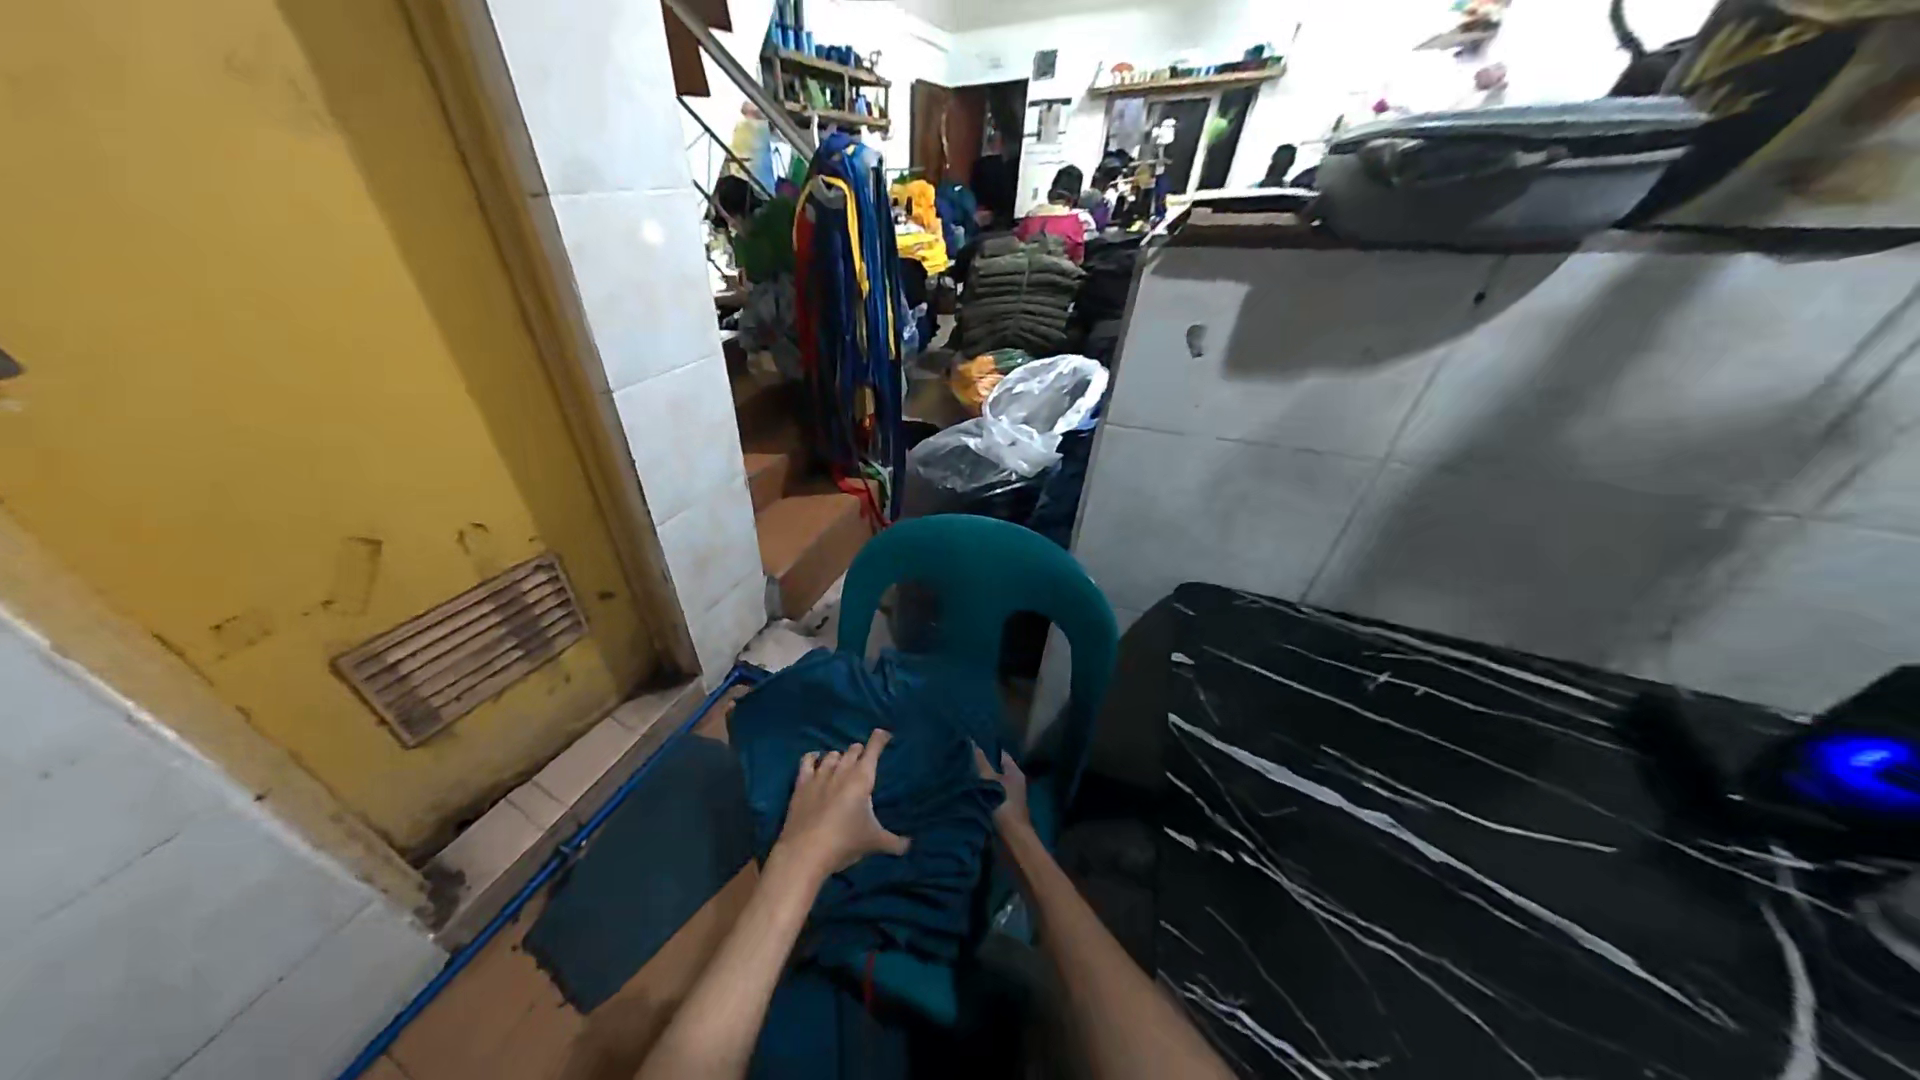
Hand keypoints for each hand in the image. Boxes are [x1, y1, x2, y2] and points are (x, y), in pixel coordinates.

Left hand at [774, 730, 909, 879]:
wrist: (805, 852)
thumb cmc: (845, 842)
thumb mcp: (875, 842)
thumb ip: (895, 842)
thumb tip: (909, 845)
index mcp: (862, 778)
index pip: (873, 749)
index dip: (880, 738)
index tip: (885, 734)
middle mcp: (842, 770)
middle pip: (854, 749)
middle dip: (861, 751)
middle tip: (865, 760)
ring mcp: (820, 775)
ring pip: (833, 754)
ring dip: (841, 757)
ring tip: (843, 765)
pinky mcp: (801, 783)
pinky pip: (807, 760)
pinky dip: (813, 757)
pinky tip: (816, 758)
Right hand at [973, 744, 1030, 834]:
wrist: (1010, 836)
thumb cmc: (1002, 804)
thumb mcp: (989, 780)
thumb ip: (981, 762)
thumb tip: (974, 743)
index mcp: (1014, 771)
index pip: (1000, 753)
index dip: (987, 748)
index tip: (971, 746)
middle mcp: (1014, 780)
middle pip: (996, 768)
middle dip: (982, 764)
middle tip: (964, 759)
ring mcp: (1009, 795)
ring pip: (992, 781)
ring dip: (981, 779)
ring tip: (963, 772)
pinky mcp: (1003, 806)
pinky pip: (990, 793)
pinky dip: (982, 791)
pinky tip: (968, 789)